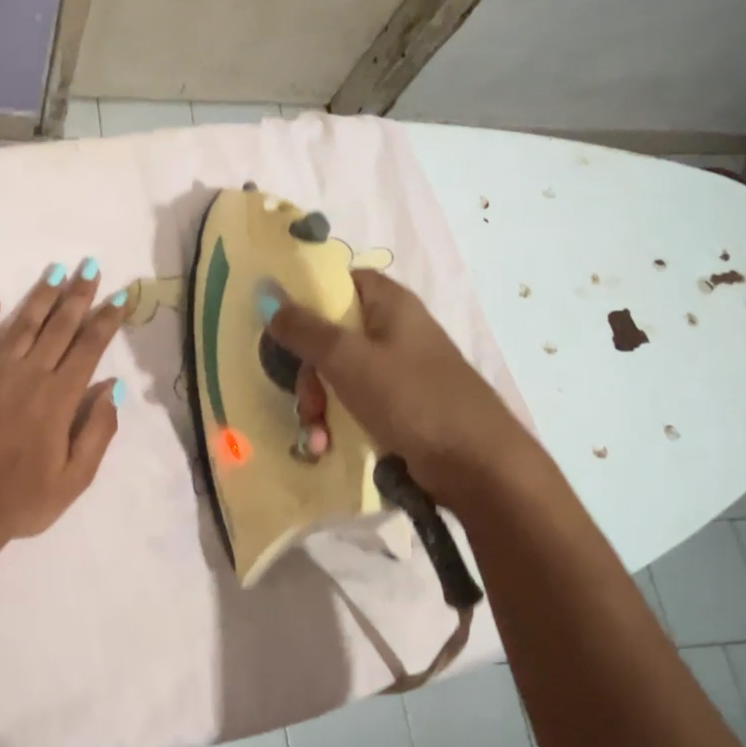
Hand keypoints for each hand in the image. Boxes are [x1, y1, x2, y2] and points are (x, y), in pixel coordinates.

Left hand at [0, 262, 127, 551]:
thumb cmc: (23, 501)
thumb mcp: (75, 479)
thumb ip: (97, 431)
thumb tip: (113, 387)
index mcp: (59, 398)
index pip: (89, 348)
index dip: (107, 320)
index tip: (120, 295)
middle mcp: (28, 376)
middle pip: (58, 327)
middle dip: (78, 296)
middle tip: (91, 267)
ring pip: (21, 326)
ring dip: (40, 297)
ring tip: (55, 271)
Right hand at [266, 269, 542, 507]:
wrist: (477, 466)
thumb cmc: (411, 398)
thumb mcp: (347, 358)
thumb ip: (303, 328)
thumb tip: (267, 297)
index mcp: (390, 304)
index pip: (342, 279)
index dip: (309, 295)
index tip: (281, 323)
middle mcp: (396, 330)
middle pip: (332, 333)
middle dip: (308, 371)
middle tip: (305, 400)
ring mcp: (401, 370)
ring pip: (339, 373)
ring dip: (318, 404)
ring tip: (316, 436)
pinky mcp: (404, 406)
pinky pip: (357, 403)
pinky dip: (338, 422)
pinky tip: (327, 447)